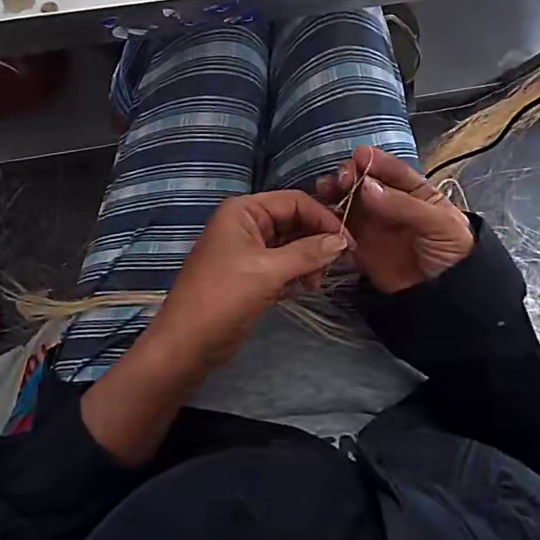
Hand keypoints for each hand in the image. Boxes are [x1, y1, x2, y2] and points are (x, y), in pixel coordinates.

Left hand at [147, 190, 351, 368]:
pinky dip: (296, 273)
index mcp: (243, 210)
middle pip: (293, 220)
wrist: (189, 338)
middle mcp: (244, 223)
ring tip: (315, 283)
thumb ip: (307, 253)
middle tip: (337, 266)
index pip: (293, 201)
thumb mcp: (268, 270)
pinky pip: (282, 263)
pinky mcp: (250, 272)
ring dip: (308, 260)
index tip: (350, 244)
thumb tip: (342, 241)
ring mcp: (246, 248)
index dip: (323, 217)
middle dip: (316, 240)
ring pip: (290, 244)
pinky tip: (304, 288)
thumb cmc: (224, 295)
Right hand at [316, 146, 472, 293]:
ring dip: (333, 190)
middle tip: (342, 179)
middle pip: (363, 180)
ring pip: (345, 197)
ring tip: (326, 190)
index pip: (392, 170)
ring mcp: (370, 221)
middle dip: (350, 174)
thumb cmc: (452, 256)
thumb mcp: (440, 226)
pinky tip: (322, 214)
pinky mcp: (356, 242)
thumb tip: (367, 186)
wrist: (444, 300)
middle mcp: (388, 202)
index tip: (358, 155)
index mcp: (414, 192)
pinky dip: (326, 216)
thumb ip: (404, 205)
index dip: (374, 160)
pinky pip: (336, 224)